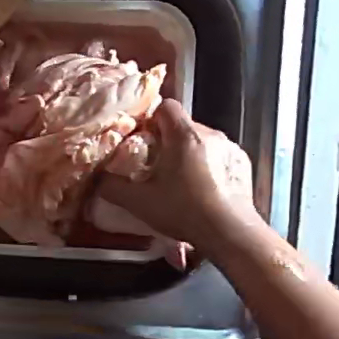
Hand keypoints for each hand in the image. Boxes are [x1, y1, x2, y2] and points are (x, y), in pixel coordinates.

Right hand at [98, 100, 262, 251]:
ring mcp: (229, 148)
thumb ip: (112, 187)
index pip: (166, 106)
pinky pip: (217, 155)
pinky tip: (199, 189)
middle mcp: (209, 134)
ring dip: (186, 153)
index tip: (140, 138)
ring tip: (176, 180)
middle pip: (182, 125)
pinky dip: (205, 165)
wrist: (229, 232)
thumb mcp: (139, 202)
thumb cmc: (183, 211)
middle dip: (166, 140)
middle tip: (152, 165)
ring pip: (199, 140)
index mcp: (184, 136)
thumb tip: (97, 179)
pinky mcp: (241, 163)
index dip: (150, 118)